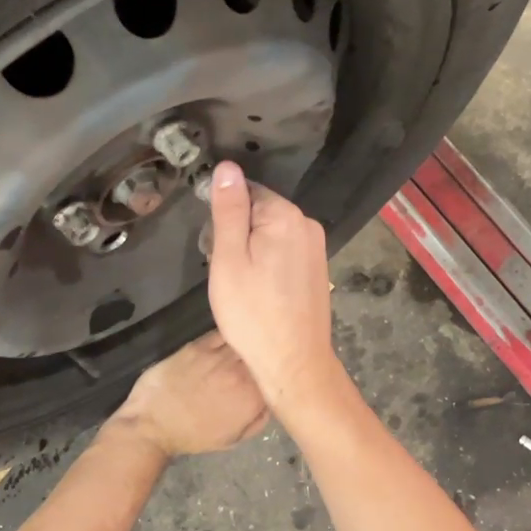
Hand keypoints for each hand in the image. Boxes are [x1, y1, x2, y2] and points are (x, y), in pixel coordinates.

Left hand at [106, 332, 269, 457]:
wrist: (152, 425)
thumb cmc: (194, 437)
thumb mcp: (234, 439)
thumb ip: (259, 419)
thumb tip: (272, 400)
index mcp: (253, 397)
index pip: (276, 374)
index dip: (278, 370)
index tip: (277, 371)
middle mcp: (239, 372)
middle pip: (262, 353)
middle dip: (265, 353)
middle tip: (265, 353)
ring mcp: (217, 356)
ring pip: (243, 340)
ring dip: (248, 341)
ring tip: (251, 340)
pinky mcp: (197, 346)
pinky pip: (221, 334)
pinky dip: (229, 334)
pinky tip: (230, 336)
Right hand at [205, 161, 341, 407]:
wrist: (294, 363)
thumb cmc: (254, 314)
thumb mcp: (229, 259)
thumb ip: (229, 210)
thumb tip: (227, 167)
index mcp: (287, 216)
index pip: (247, 192)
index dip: (225, 216)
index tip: (214, 246)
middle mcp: (308, 225)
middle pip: (261, 213)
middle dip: (239, 234)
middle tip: (225, 270)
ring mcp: (317, 249)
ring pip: (272, 235)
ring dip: (252, 251)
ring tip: (241, 285)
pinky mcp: (317, 271)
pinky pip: (285, 254)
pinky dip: (268, 266)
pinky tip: (260, 291)